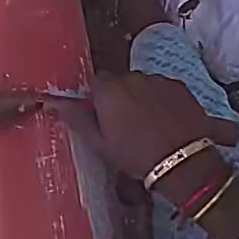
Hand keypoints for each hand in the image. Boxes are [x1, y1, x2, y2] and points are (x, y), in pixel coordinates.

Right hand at [48, 73, 238, 180]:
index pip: (96, 83)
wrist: (183, 161)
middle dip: (120, 97)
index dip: (99, 100)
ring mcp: (158, 79)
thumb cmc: (137, 155)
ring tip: (150, 125)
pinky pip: (163, 87)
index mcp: (109, 90)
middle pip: (120, 82)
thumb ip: (77, 119)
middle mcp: (132, 77)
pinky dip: (162, 99)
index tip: (103, 118)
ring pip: (142, 84)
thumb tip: (55, 103)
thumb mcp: (101, 144)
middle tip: (126, 125)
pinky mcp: (179, 85)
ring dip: (141, 97)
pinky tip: (167, 120)